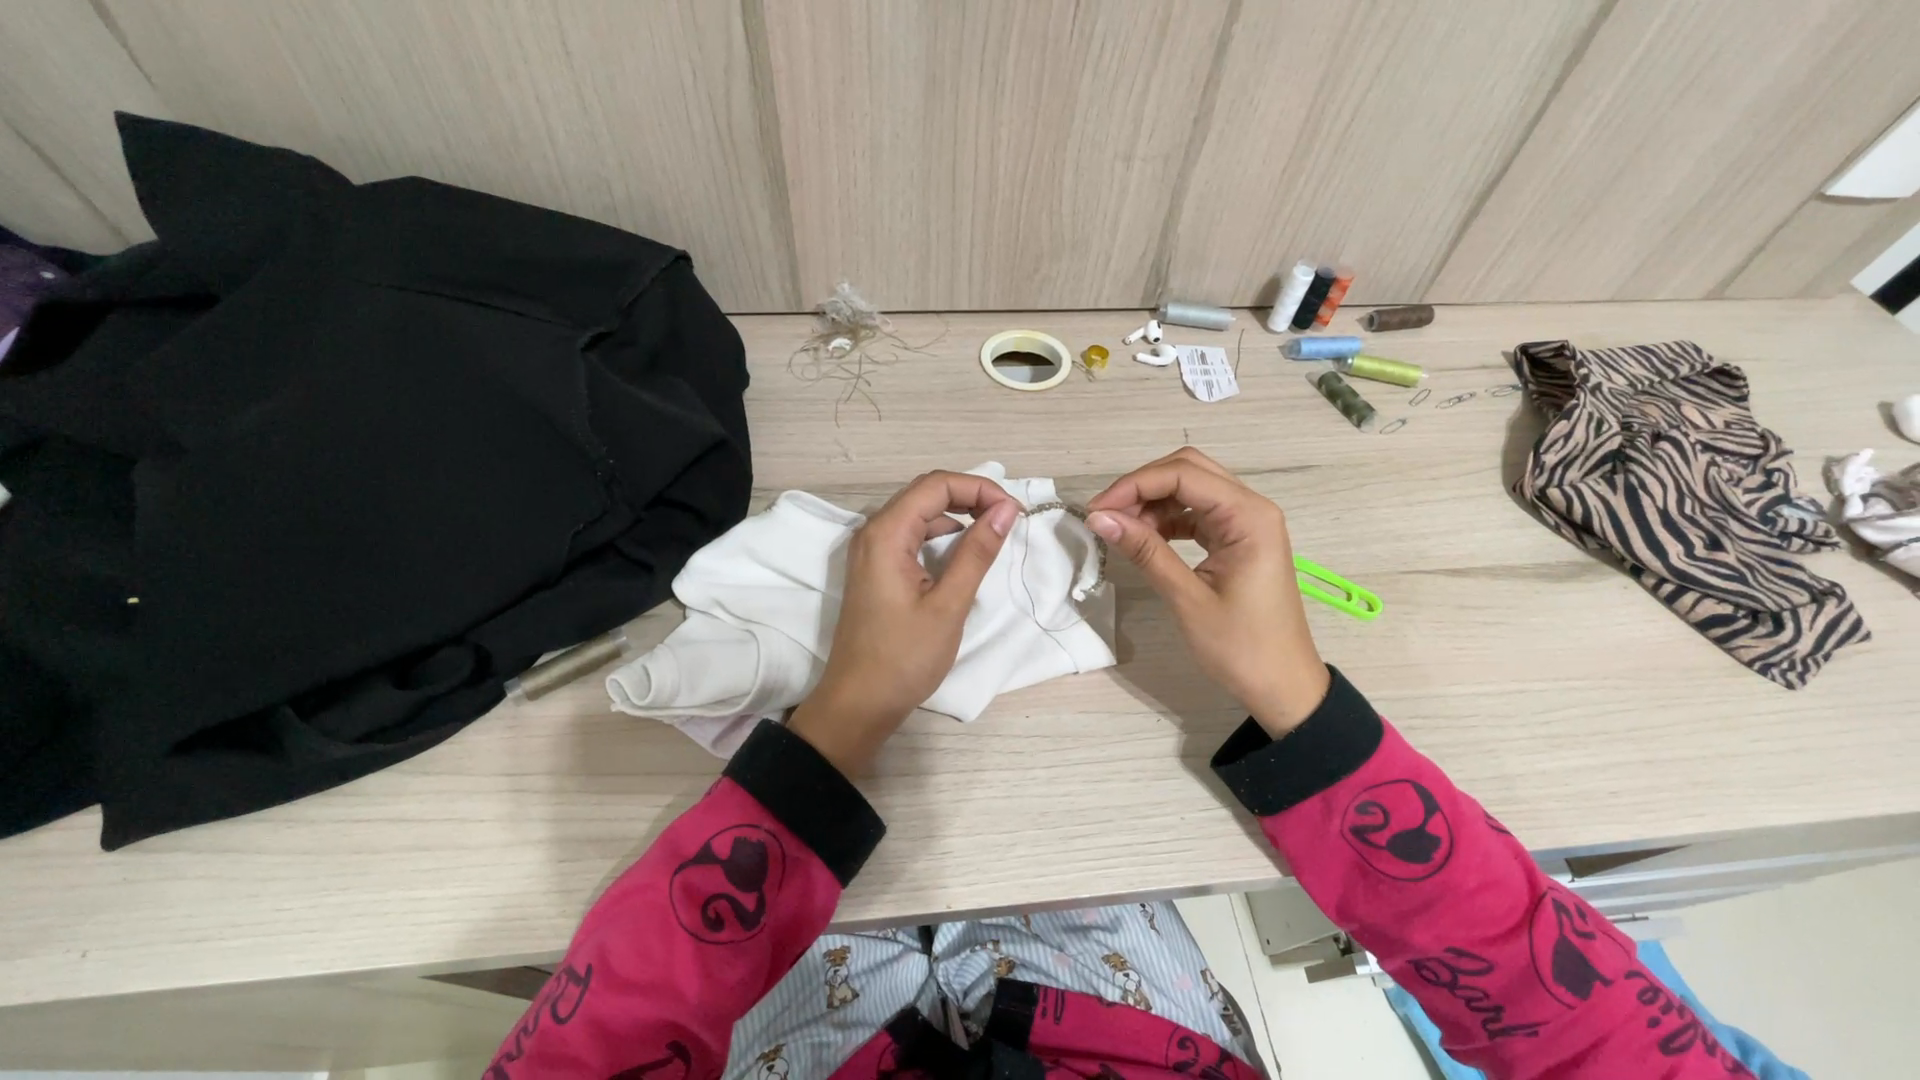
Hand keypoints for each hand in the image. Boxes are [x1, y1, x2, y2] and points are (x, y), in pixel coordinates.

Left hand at [788, 471, 1018, 773]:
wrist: (857, 704)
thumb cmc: (904, 658)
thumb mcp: (949, 605)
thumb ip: (977, 553)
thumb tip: (1005, 510)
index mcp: (886, 534)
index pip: (936, 485)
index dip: (980, 488)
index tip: (1015, 512)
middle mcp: (872, 532)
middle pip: (926, 493)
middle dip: (971, 497)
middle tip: (1009, 520)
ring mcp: (870, 552)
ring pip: (919, 514)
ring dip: (958, 516)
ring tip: (994, 535)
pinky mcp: (875, 570)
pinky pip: (911, 537)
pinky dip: (941, 537)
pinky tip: (965, 555)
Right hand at [1084, 448, 1329, 736]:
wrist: (1282, 685)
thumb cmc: (1241, 647)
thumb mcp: (1187, 599)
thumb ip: (1145, 551)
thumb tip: (1099, 519)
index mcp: (1248, 516)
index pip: (1183, 475)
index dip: (1134, 485)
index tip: (1096, 511)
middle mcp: (1251, 508)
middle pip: (1188, 470)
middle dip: (1142, 486)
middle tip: (1104, 515)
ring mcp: (1246, 523)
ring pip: (1190, 489)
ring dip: (1152, 501)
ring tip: (1119, 529)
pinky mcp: (1237, 540)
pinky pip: (1196, 513)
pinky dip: (1166, 519)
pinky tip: (1142, 537)